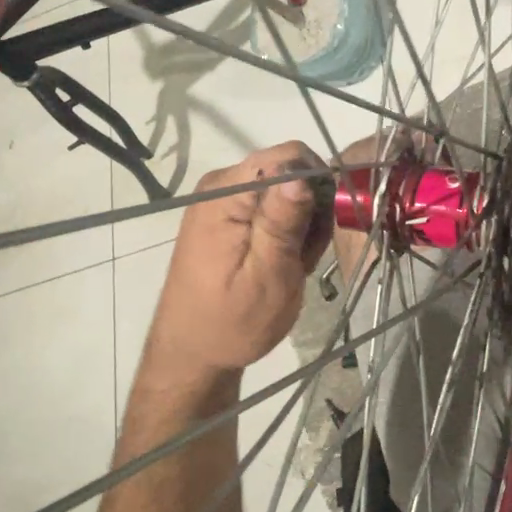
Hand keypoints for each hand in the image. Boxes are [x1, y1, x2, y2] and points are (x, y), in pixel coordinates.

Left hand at [152, 141, 332, 373]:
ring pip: (288, 189)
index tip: (318, 229)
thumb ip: (283, 223)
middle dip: (311, 209)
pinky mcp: (228, 214)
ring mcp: (223, 198)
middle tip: (304, 257)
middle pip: (292, 170)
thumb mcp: (268, 277)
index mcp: (227, 194)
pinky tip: (282, 262)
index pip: (290, 156)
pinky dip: (287, 231)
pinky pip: (273, 205)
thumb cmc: (231, 323)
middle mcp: (222, 185)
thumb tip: (300, 176)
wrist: (192, 356)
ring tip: (293, 265)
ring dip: (302, 224)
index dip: (317, 184)